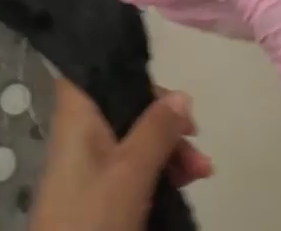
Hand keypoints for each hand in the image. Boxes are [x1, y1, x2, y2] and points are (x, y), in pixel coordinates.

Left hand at [28, 76, 212, 230]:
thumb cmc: (94, 213)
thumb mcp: (131, 170)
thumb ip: (157, 129)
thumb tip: (182, 93)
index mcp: (78, 114)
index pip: (95, 68)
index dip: (125, 67)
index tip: (162, 83)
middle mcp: (81, 130)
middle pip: (125, 105)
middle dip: (165, 119)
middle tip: (196, 136)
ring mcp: (90, 161)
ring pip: (135, 138)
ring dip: (170, 148)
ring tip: (202, 171)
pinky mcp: (100, 190)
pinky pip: (134, 165)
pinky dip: (160, 169)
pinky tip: (188, 182)